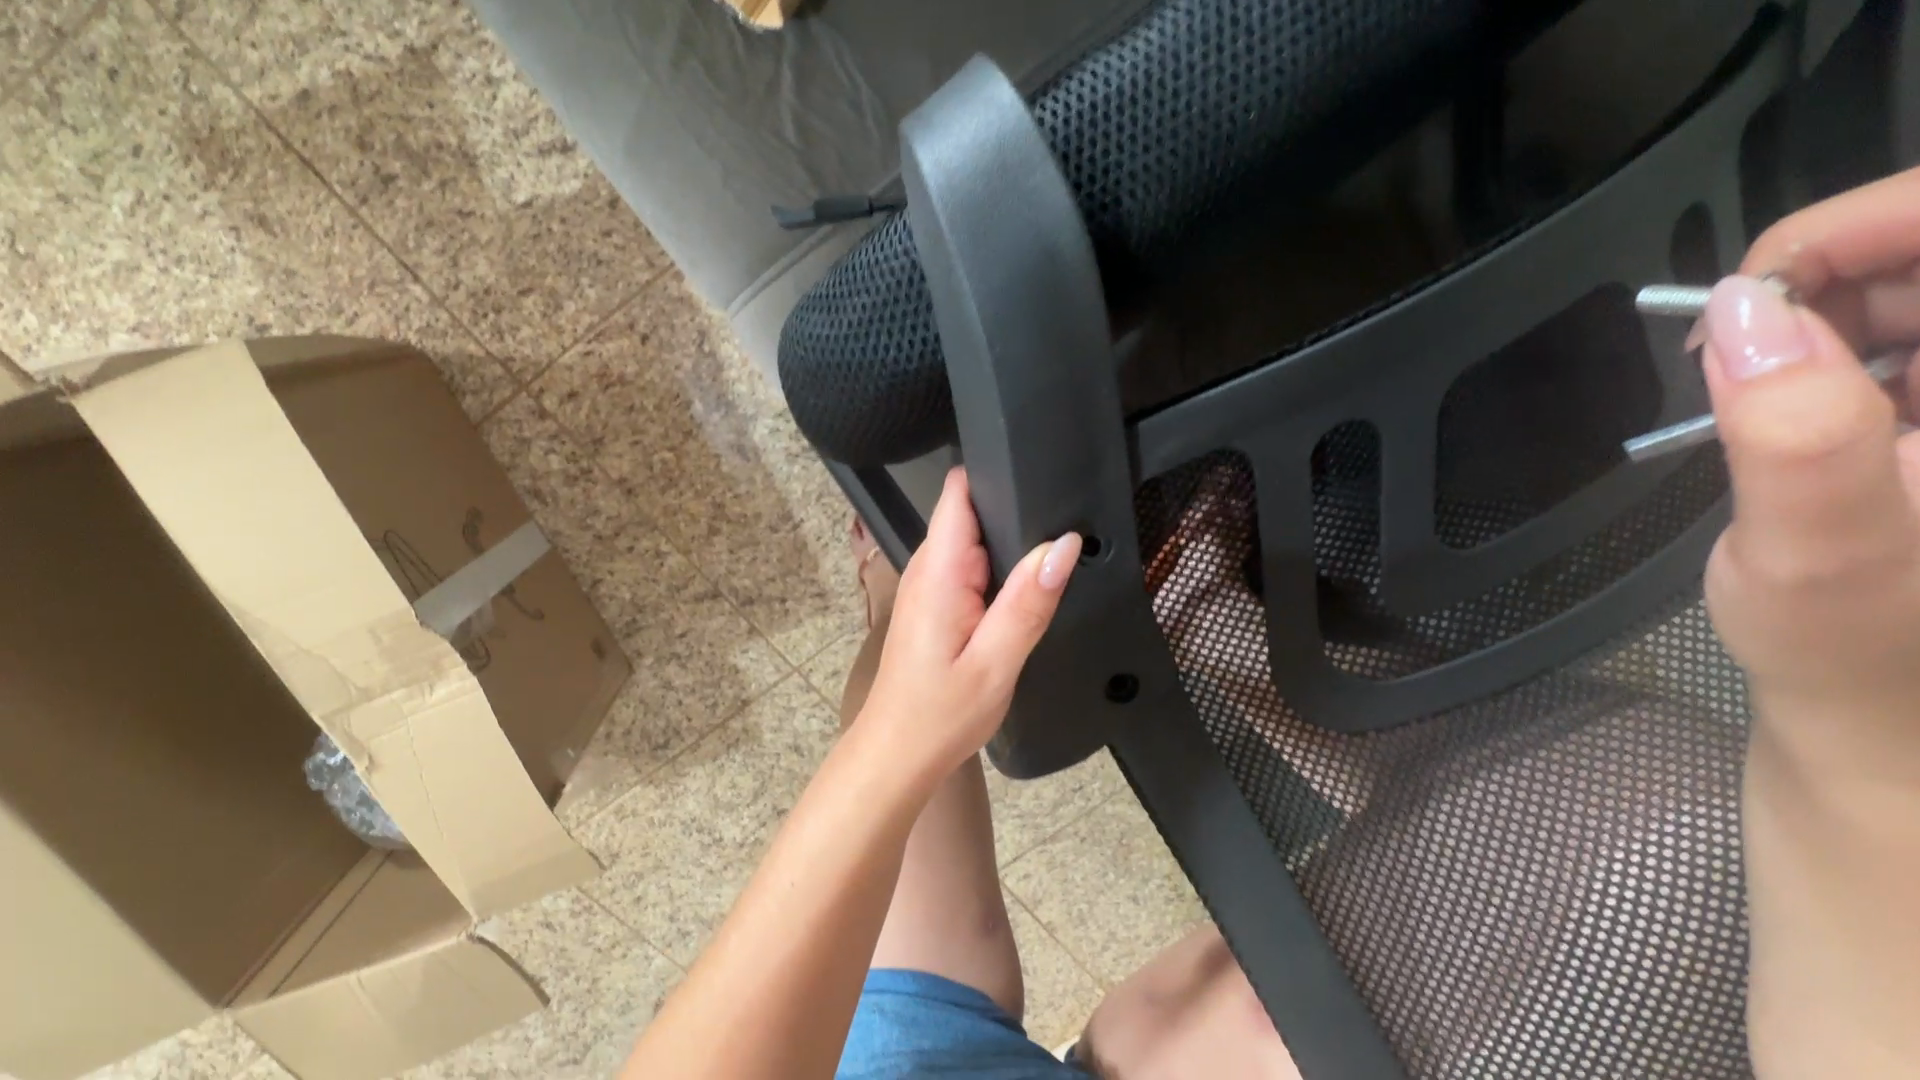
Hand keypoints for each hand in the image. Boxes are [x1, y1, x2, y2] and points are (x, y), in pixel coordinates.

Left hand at [859, 467, 1081, 777]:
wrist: (898, 754)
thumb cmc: (940, 714)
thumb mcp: (996, 661)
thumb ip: (1029, 600)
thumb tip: (1064, 545)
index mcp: (939, 570)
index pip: (960, 490)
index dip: (997, 472)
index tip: (1042, 473)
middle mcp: (928, 567)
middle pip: (973, 511)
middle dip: (1016, 512)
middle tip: (1067, 526)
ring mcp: (930, 585)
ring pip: (976, 540)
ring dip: (1011, 544)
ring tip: (1055, 556)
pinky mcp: (936, 604)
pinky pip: (972, 568)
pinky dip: (999, 572)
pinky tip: (1024, 590)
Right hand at [1700, 166, 1919, 771]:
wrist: (1889, 709)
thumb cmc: (1851, 648)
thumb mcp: (1814, 555)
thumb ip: (1793, 434)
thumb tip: (1736, 307)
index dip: (1885, 222)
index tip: (1757, 281)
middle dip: (1844, 267)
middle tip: (1734, 340)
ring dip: (1837, 304)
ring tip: (1751, 375)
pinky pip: (1919, 328)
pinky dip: (1848, 335)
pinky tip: (1797, 391)